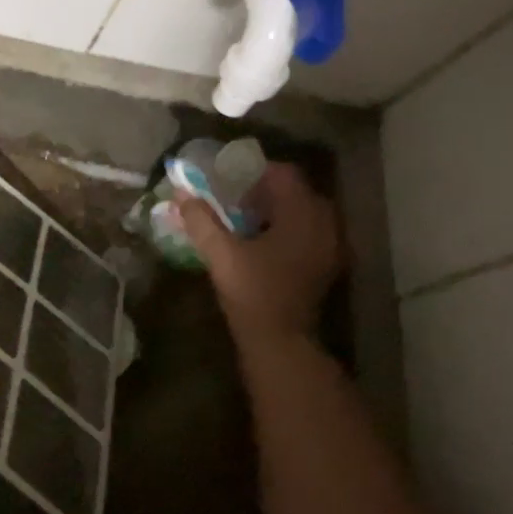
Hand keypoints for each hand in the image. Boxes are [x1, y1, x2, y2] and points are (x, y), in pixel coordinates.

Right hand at [173, 162, 341, 348]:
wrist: (281, 342)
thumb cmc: (252, 293)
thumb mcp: (220, 253)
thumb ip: (201, 220)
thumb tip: (182, 193)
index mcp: (303, 216)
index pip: (286, 174)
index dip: (256, 171)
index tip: (229, 178)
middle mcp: (324, 226)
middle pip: (298, 192)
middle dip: (267, 189)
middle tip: (235, 196)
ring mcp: (330, 248)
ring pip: (306, 213)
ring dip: (278, 210)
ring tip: (246, 218)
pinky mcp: (326, 266)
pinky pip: (310, 232)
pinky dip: (288, 229)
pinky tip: (262, 242)